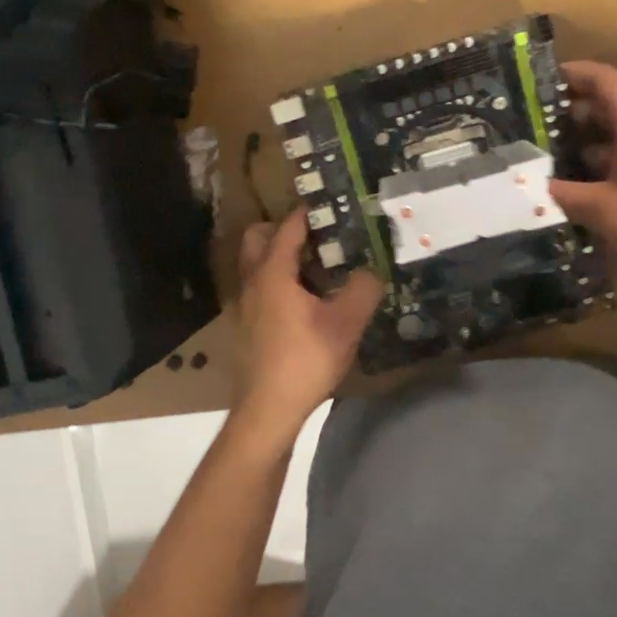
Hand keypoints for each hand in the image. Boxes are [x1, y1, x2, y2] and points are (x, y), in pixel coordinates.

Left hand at [233, 212, 383, 423]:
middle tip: (319, 239)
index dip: (308, 213)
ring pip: (257, 266)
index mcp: (272, 272)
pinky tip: (305, 305)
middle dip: (284, 231)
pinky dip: (278, 284)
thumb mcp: (346, 324)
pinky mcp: (245, 327)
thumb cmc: (305, 360)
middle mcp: (251, 282)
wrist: (267, 409)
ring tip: (318, 271)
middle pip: (259, 239)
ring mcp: (244, 306)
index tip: (333, 206)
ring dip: (281, 259)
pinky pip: (259, 289)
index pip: (287, 227)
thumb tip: (373, 270)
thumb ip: (363, 289)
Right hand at [547, 61, 616, 275]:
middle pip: (614, 103)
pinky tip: (590, 183)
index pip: (606, 79)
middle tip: (541, 124)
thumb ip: (566, 194)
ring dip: (591, 138)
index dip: (574, 73)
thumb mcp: (604, 210)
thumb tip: (538, 185)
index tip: (545, 80)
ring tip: (558, 155)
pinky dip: (609, 157)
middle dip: (576, 110)